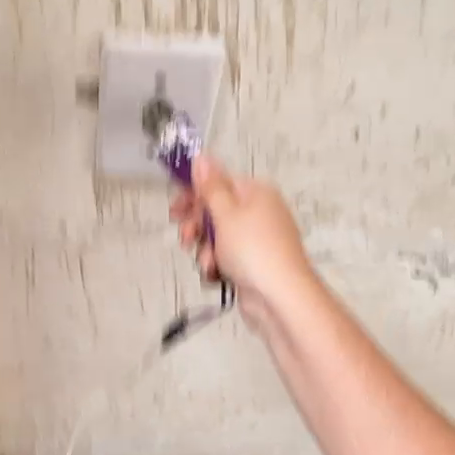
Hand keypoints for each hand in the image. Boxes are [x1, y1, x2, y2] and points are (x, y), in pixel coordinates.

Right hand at [170, 156, 317, 328]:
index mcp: (254, 192)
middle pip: (214, 211)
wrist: (279, 297)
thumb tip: (202, 157)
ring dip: (204, 251)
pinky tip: (216, 275)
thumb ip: (210, 186)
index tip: (175, 210)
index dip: (193, 195)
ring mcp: (254, 240)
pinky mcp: (249, 264)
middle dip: (197, 226)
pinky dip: (216, 266)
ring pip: (215, 238)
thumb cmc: (254, 251)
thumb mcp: (226, 213)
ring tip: (208, 262)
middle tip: (187, 238)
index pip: (217, 183)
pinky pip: (223, 259)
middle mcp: (256, 213)